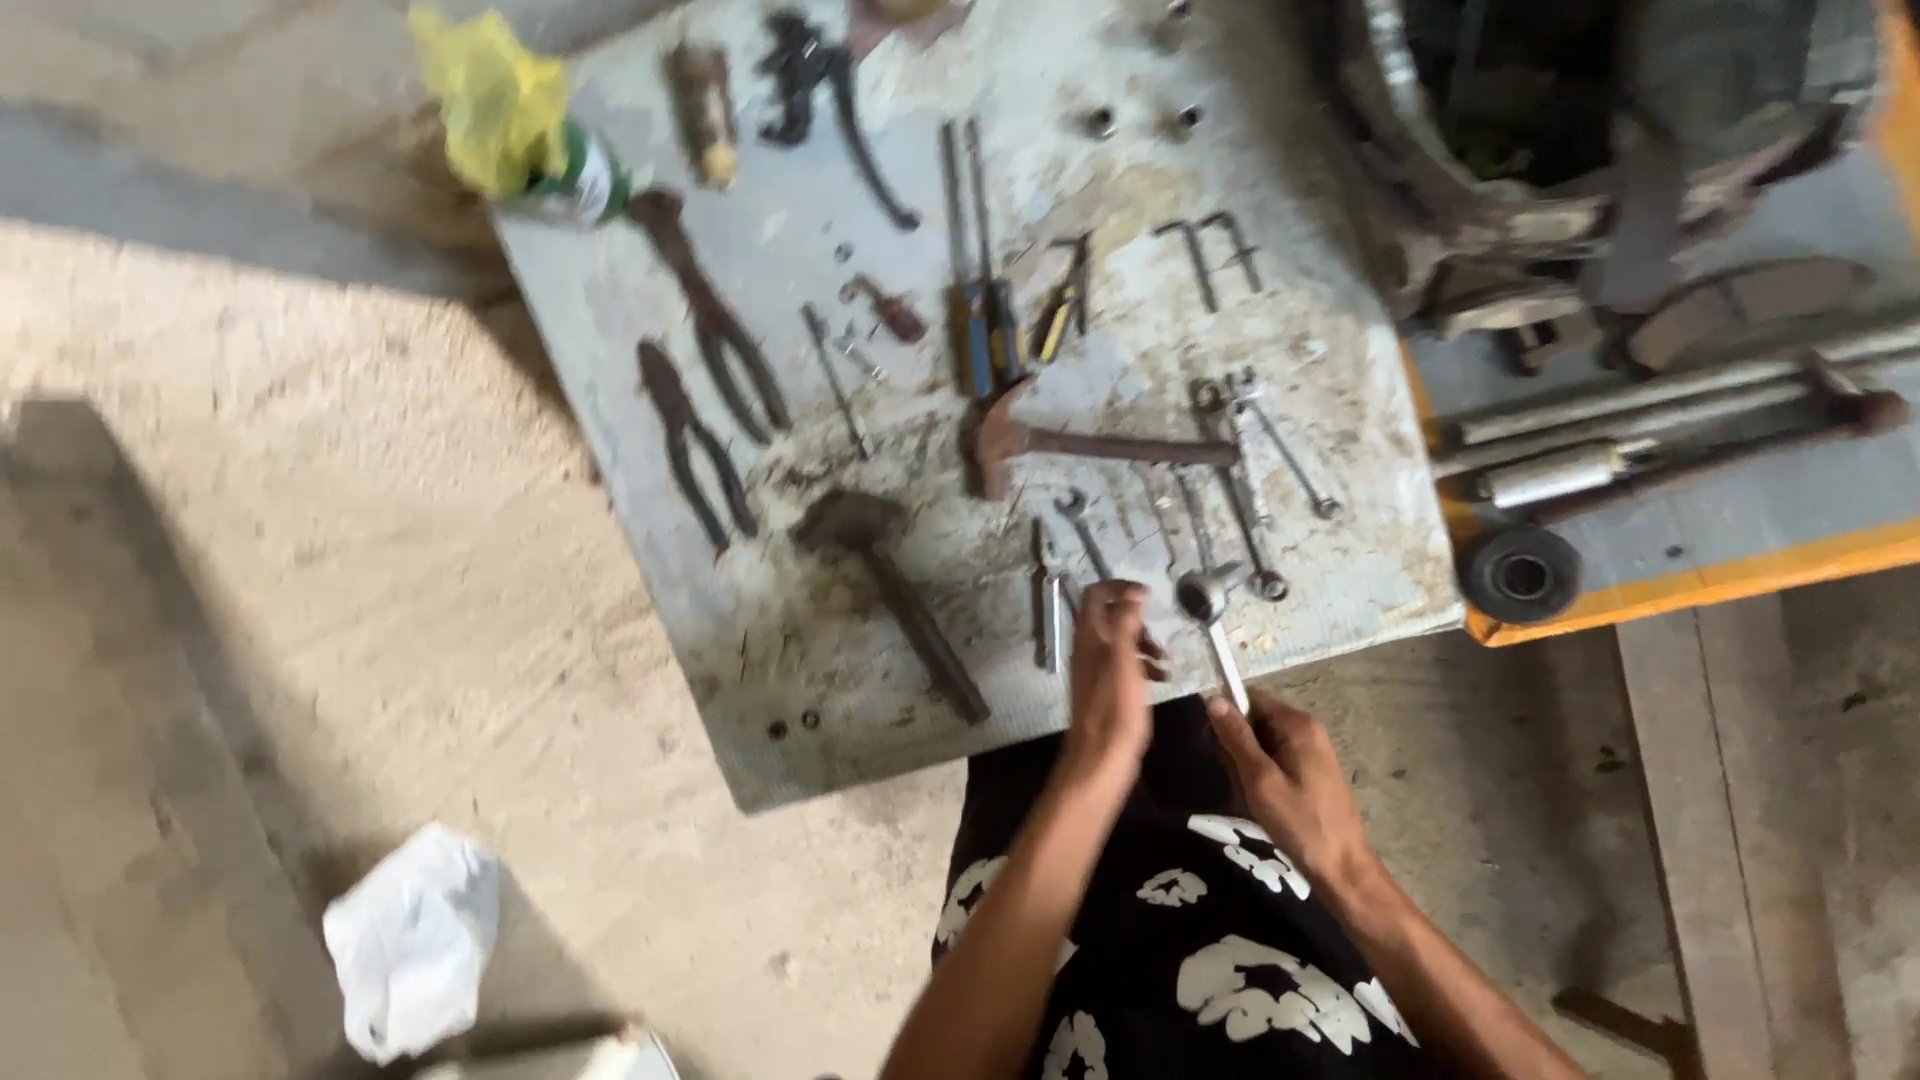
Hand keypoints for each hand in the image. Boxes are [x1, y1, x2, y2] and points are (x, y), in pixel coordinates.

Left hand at [1060, 581, 1162, 784]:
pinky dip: (1142, 664)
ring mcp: (1094, 669)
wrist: (1099, 758)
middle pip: (1109, 616)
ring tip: (1166, 659)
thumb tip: (1133, 593)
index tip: (1149, 594)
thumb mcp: (1123, 661)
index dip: (1119, 587)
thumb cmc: (1114, 710)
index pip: (1095, 595)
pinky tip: (1161, 678)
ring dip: (1143, 643)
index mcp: (1088, 637)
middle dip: (1136, 618)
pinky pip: (1123, 664)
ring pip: (1119, 641)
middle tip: (1159, 634)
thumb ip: (1126, 624)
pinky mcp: (1105, 689)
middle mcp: (1086, 648)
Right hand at [1208, 691, 1385, 899]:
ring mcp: (1310, 750)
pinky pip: (1274, 759)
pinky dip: (1261, 776)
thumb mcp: (1259, 779)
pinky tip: (1263, 800)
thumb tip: (1213, 699)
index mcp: (1297, 724)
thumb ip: (1236, 737)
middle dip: (1237, 747)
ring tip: (1252, 795)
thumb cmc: (1299, 822)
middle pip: (1254, 720)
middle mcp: (1307, 729)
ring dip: (1247, 765)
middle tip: (1240, 781)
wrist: (1342, 867)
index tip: (1216, 748)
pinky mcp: (1310, 769)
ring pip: (1260, 742)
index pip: (1249, 698)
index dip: (1227, 718)